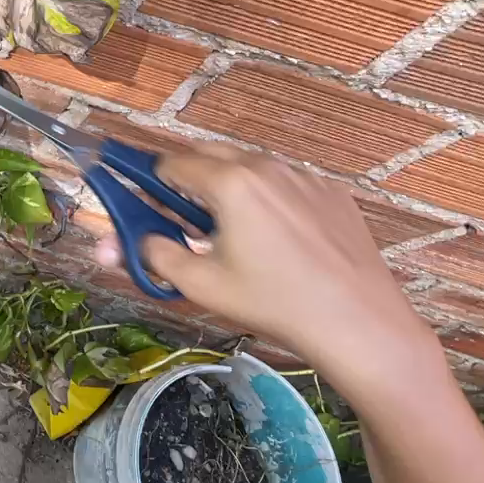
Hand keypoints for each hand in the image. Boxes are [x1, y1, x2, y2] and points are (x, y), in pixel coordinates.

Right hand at [95, 142, 436, 395]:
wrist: (363, 327)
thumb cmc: (275, 305)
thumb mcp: (201, 284)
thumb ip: (153, 254)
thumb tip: (121, 242)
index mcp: (229, 182)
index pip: (170, 164)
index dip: (151, 184)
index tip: (150, 207)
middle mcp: (265, 166)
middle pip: (208, 155)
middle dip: (188, 178)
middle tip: (184, 216)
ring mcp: (304, 177)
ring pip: (248, 167)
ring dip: (228, 185)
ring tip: (233, 230)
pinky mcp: (333, 194)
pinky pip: (285, 183)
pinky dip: (269, 198)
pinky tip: (279, 240)